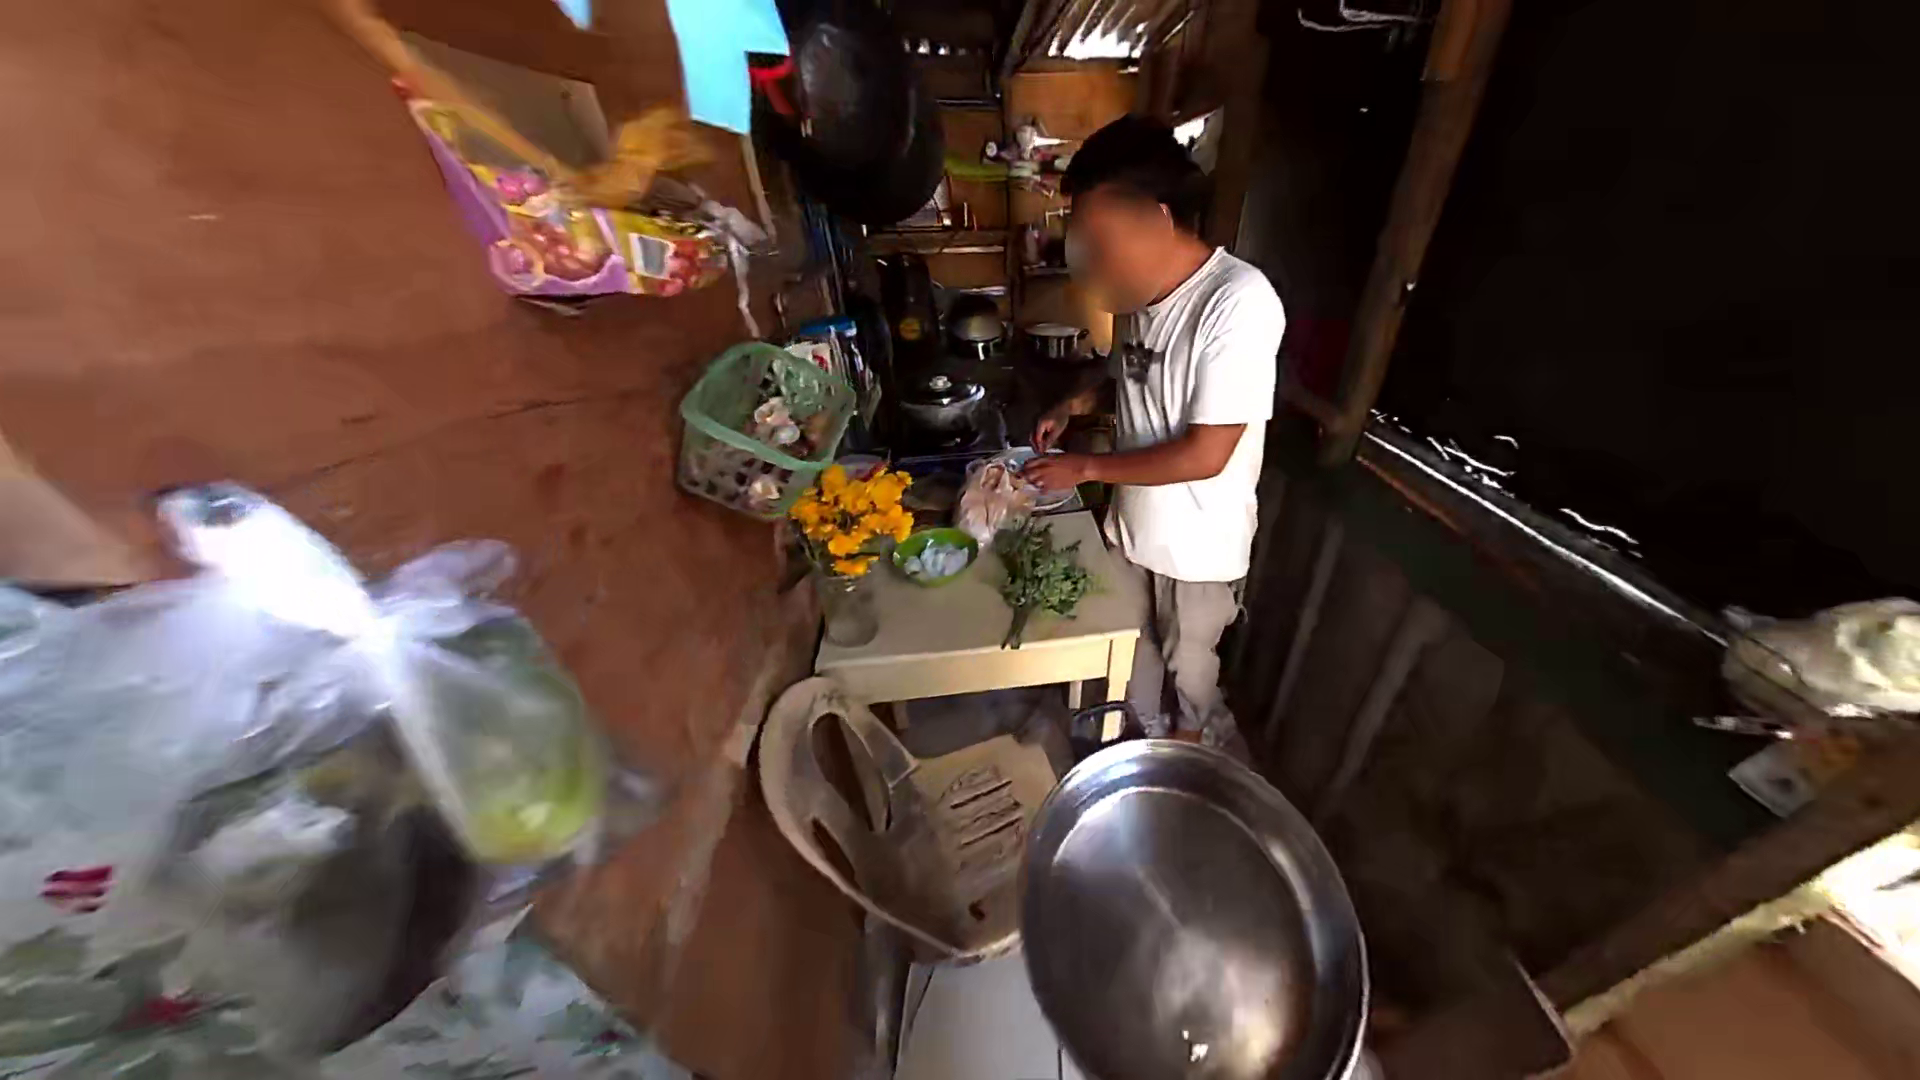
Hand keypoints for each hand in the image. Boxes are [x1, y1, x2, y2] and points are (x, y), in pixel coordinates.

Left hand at [1022, 453, 1096, 491]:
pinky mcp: (1052, 487)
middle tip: (1025, 476)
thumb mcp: (1057, 455)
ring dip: (1032, 482)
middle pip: (1027, 474)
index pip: (1028, 463)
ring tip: (1034, 482)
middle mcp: (1043, 469)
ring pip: (1032, 482)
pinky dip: (1040, 489)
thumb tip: (1039, 462)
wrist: (1082, 467)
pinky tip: (1043, 488)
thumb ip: (1046, 459)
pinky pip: (1041, 490)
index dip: (1025, 465)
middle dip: (1024, 475)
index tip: (1025, 467)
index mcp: (1044, 459)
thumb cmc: (1072, 459)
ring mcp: (1046, 479)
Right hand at [1032, 406, 1071, 452]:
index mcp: (1040, 424)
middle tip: (1039, 452)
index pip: (1036, 438)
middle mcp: (1034, 422)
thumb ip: (1049, 440)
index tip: (1041, 453)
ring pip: (1032, 434)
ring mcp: (1034, 420)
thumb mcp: (1057, 431)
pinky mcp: (1036, 420)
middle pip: (1032, 436)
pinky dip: (1036, 437)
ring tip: (1040, 448)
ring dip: (1035, 442)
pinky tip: (1041, 441)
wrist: (1063, 406)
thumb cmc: (1061, 418)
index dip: (1038, 447)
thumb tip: (1043, 449)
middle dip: (1035, 445)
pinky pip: (1034, 430)